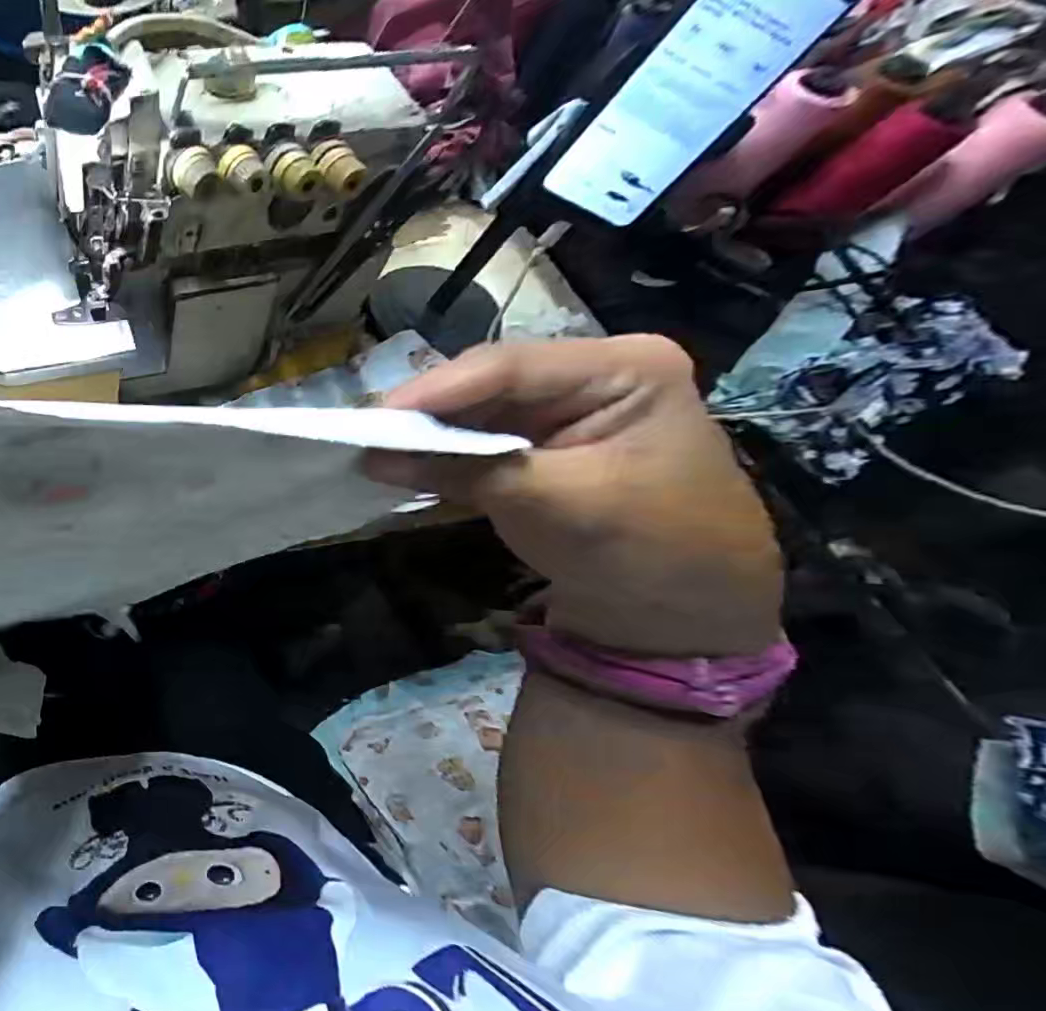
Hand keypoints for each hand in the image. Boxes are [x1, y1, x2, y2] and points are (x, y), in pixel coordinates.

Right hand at [366, 335, 782, 656]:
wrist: (680, 611)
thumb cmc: (642, 549)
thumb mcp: (550, 504)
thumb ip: (462, 472)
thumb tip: (371, 458)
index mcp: (624, 367)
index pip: (510, 365)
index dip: (436, 389)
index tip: (375, 416)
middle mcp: (590, 374)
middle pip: (487, 380)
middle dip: (426, 409)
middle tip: (364, 434)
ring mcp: (562, 408)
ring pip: (475, 408)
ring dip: (427, 431)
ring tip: (373, 446)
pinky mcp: (538, 442)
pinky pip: (477, 436)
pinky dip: (441, 450)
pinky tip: (405, 459)